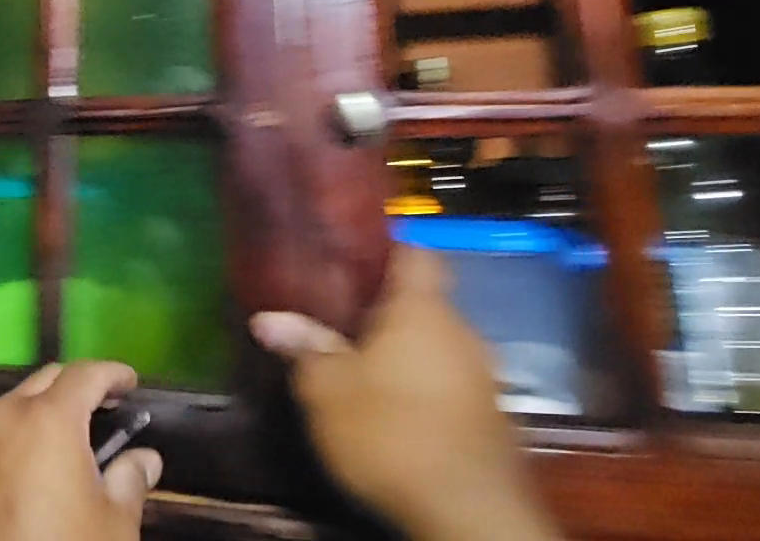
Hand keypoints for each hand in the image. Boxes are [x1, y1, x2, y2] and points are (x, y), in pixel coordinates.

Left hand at [0, 361, 163, 540]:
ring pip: (6, 412)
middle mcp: (2, 416)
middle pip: (43, 383)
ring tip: (55, 452)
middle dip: (73, 389)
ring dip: (33, 419)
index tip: (128, 382)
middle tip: (100, 410)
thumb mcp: (112, 527)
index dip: (112, 373)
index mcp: (47, 419)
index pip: (85, 374)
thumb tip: (143, 459)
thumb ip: (129, 481)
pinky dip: (1, 449)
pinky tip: (13, 481)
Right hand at [251, 246, 560, 540]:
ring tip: (361, 365)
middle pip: (424, 304)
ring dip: (406, 354)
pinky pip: (451, 386)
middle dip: (387, 310)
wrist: (470, 517)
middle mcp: (462, 334)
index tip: (357, 252)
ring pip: (438, 348)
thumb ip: (302, 347)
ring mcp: (485, 380)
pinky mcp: (493, 423)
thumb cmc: (390, 431)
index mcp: (422, 310)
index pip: (416, 253)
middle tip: (341, 315)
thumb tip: (267, 319)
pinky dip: (424, 390)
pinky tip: (393, 411)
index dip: (390, 246)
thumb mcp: (326, 389)